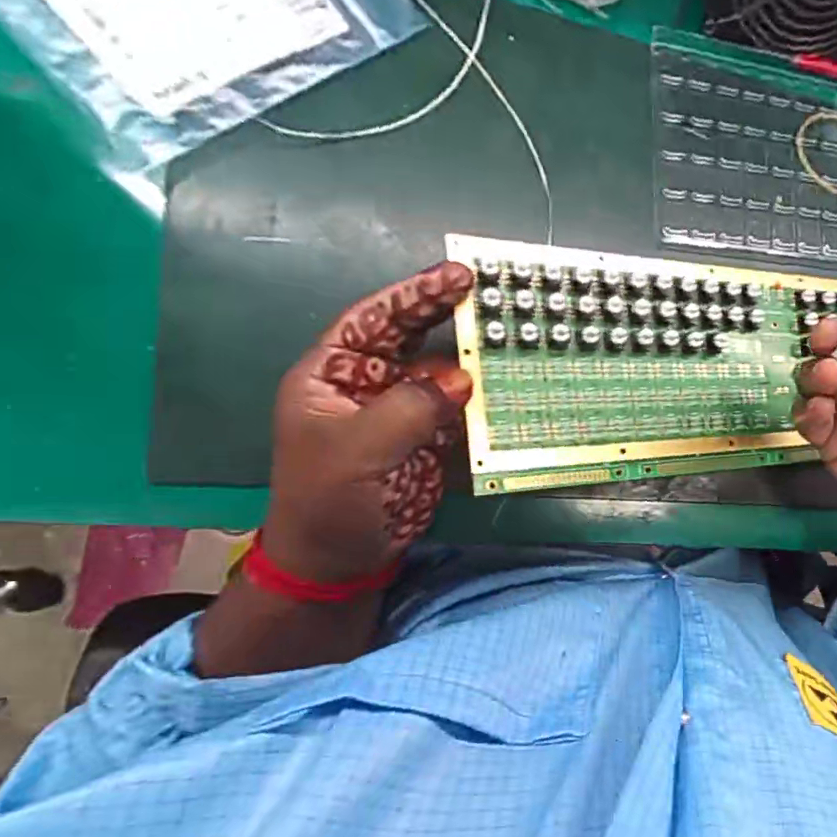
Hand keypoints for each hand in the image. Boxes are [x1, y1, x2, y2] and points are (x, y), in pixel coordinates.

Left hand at [262, 261, 475, 582]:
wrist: (338, 561)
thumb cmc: (328, 501)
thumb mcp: (358, 450)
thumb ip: (409, 409)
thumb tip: (461, 379)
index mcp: (334, 374)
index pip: (373, 320)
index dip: (412, 295)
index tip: (454, 276)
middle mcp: (369, 384)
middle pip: (411, 337)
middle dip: (445, 315)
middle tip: (487, 293)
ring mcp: (401, 412)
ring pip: (440, 373)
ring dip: (471, 359)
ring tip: (508, 341)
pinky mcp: (426, 439)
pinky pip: (456, 411)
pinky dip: (480, 402)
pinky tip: (505, 389)